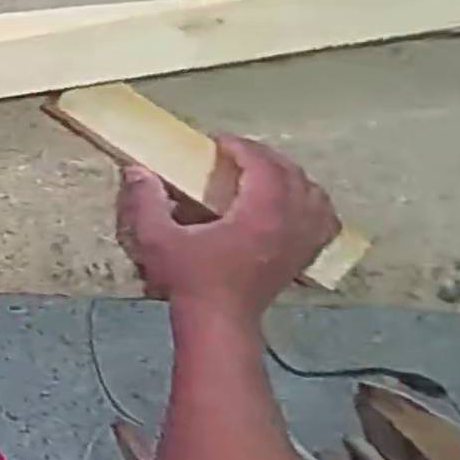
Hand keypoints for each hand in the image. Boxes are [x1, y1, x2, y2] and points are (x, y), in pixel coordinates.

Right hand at [116, 134, 340, 326]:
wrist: (217, 318)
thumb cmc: (188, 277)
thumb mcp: (157, 237)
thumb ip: (146, 201)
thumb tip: (136, 170)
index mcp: (259, 217)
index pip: (264, 168)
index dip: (243, 148)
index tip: (218, 141)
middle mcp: (290, 225)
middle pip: (292, 175)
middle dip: (264, 156)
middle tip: (235, 150)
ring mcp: (302, 241)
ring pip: (313, 194)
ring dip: (289, 174)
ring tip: (262, 169)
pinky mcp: (303, 254)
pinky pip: (323, 217)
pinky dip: (311, 200)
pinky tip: (293, 199)